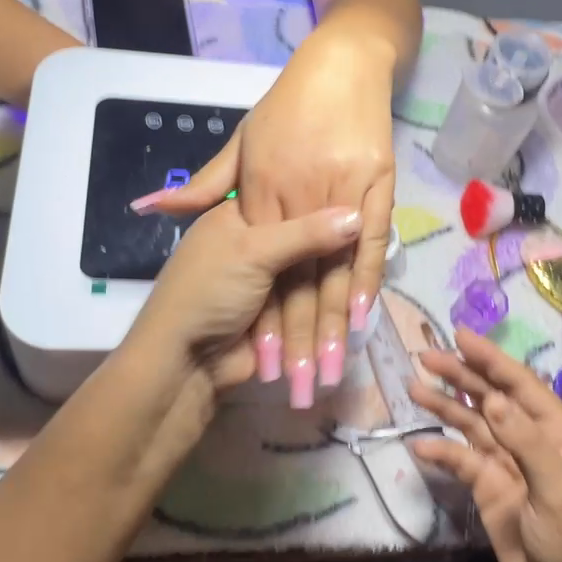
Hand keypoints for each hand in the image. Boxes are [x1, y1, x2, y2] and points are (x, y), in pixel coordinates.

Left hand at [126, 199, 363, 400]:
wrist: (184, 360)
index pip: (294, 200)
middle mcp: (256, 242)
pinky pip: (313, 308)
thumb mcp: (254, 251)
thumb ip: (306, 232)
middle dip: (337, 255)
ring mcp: (267, 280)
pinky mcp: (278, 314)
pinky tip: (358, 313)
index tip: (367, 211)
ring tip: (368, 291)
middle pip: (308, 242)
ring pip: (313, 279)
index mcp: (241, 213)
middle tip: (377, 252)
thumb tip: (358, 216)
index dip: (329, 207)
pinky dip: (331, 313)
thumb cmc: (208, 291)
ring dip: (335, 294)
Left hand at [144, 34, 395, 409]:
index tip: (257, 366)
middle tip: (300, 390)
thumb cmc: (285, 113)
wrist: (337, 69)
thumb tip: (149, 207)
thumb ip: (207, 187)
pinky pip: (367, 247)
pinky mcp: (369, 195)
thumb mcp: (240, 152)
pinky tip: (363, 319)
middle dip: (297, 343)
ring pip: (329, 278)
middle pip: (296, 285)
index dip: (265, 321)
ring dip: (331, 331)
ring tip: (330, 375)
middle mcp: (292, 205)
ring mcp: (331, 201)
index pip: (262, 272)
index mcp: (259, 197)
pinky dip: (364, 282)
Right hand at [409, 330, 561, 561]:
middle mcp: (530, 440)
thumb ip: (527, 444)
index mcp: (557, 433)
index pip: (521, 386)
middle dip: (461, 376)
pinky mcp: (488, 487)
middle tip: (425, 356)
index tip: (460, 335)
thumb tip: (494, 398)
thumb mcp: (559, 492)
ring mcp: (507, 463)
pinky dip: (440, 450)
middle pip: (491, 398)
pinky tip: (418, 444)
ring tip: (413, 388)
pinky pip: (460, 460)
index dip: (491, 359)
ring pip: (471, 424)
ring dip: (445, 406)